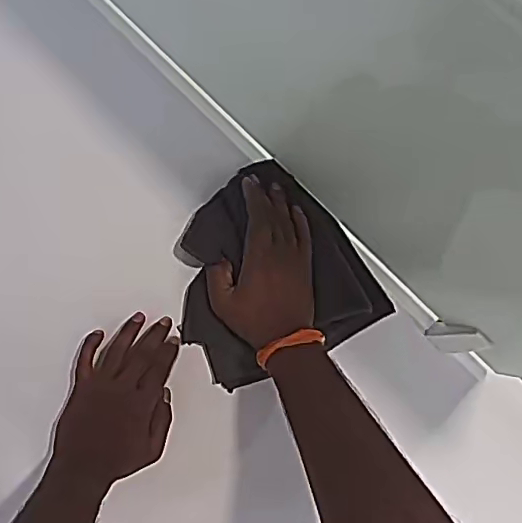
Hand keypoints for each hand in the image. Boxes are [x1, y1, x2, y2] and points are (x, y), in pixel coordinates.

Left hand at [47, 313, 179, 498]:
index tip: (172, 340)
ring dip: (129, 332)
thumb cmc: (115, 461)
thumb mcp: (151, 449)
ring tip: (138, 319)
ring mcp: (100, 385)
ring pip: (117, 350)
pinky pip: (86, 359)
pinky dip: (91, 344)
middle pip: (142, 354)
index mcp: (141, 403)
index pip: (159, 369)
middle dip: (155, 335)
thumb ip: (161, 420)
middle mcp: (122, 388)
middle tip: (162, 323)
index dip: (168, 352)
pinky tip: (98, 334)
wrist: (82, 467)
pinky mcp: (81, 386)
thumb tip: (164, 396)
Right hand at [208, 175, 313, 349]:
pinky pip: (305, 236)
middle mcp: (280, 254)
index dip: (253, 198)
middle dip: (266, 196)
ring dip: (282, 203)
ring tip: (277, 189)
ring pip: (290, 222)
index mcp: (260, 258)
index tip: (249, 185)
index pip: (258, 218)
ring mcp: (295, 259)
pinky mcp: (304, 267)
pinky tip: (297, 212)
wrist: (287, 339)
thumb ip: (217, 277)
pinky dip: (301, 220)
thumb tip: (218, 260)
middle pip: (274, 215)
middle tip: (260, 182)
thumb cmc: (257, 322)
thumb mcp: (223, 302)